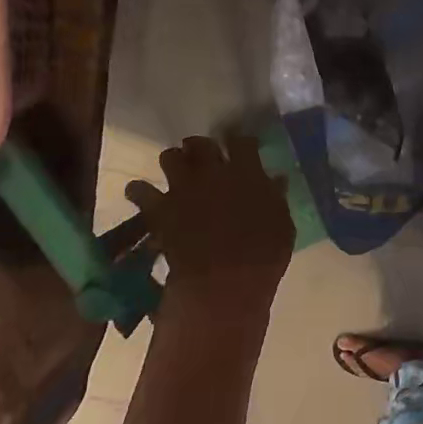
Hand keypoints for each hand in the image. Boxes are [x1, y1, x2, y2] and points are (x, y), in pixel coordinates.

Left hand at [126, 135, 294, 304]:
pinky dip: (141, 192)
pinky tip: (146, 197)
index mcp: (246, 173)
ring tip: (179, 175)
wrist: (224, 281)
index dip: (242, 143)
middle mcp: (211, 172)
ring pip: (169, 156)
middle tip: (207, 160)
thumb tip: (276, 180)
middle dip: (203, 148)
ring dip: (175, 162)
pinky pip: (139, 190)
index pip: (243, 142)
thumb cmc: (263, 257)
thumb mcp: (283, 227)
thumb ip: (277, 198)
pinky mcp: (159, 208)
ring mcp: (182, 188)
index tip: (244, 149)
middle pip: (201, 143)